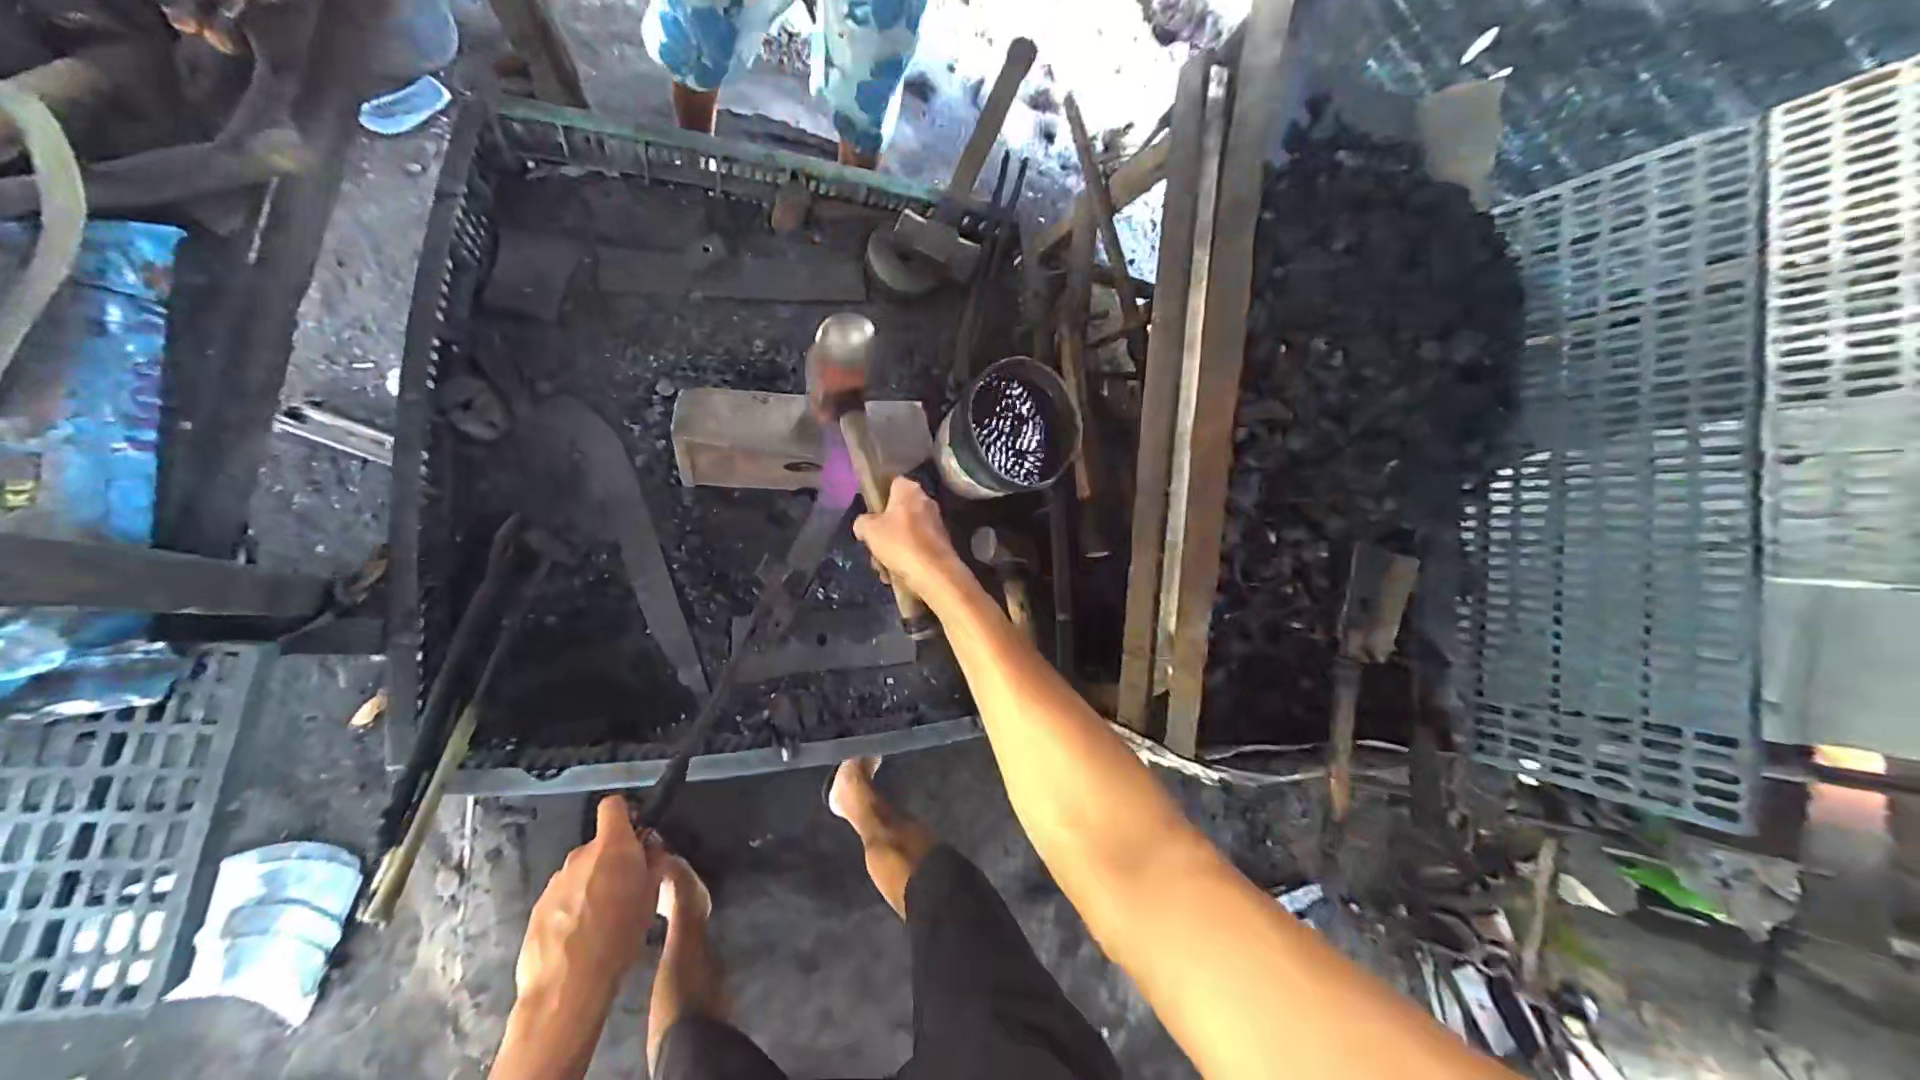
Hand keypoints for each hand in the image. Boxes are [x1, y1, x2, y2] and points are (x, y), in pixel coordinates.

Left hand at [514, 796, 661, 1000]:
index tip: (637, 835)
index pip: (613, 806)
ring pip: (581, 873)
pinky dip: (574, 908)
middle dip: (613, 860)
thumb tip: (649, 852)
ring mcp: (554, 883)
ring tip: (603, 921)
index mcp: (611, 847)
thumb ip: (651, 866)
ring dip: (593, 886)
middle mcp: (579, 857)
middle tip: (628, 889)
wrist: (567, 986)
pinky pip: (564, 897)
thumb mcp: (650, 897)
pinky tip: (581, 938)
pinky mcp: (537, 909)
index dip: (627, 814)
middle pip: (599, 845)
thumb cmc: (619, 936)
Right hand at [853, 476, 966, 599]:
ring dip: (891, 551)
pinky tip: (896, 575)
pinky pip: (915, 549)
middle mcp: (926, 502)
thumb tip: (864, 526)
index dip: (878, 497)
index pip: (891, 483)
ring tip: (883, 568)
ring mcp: (935, 524)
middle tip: (874, 547)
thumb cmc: (899, 543)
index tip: (869, 515)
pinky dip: (905, 561)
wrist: (934, 573)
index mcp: (909, 490)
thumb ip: (862, 523)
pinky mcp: (940, 545)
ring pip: (904, 534)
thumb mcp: (869, 530)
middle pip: (896, 513)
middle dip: (883, 532)